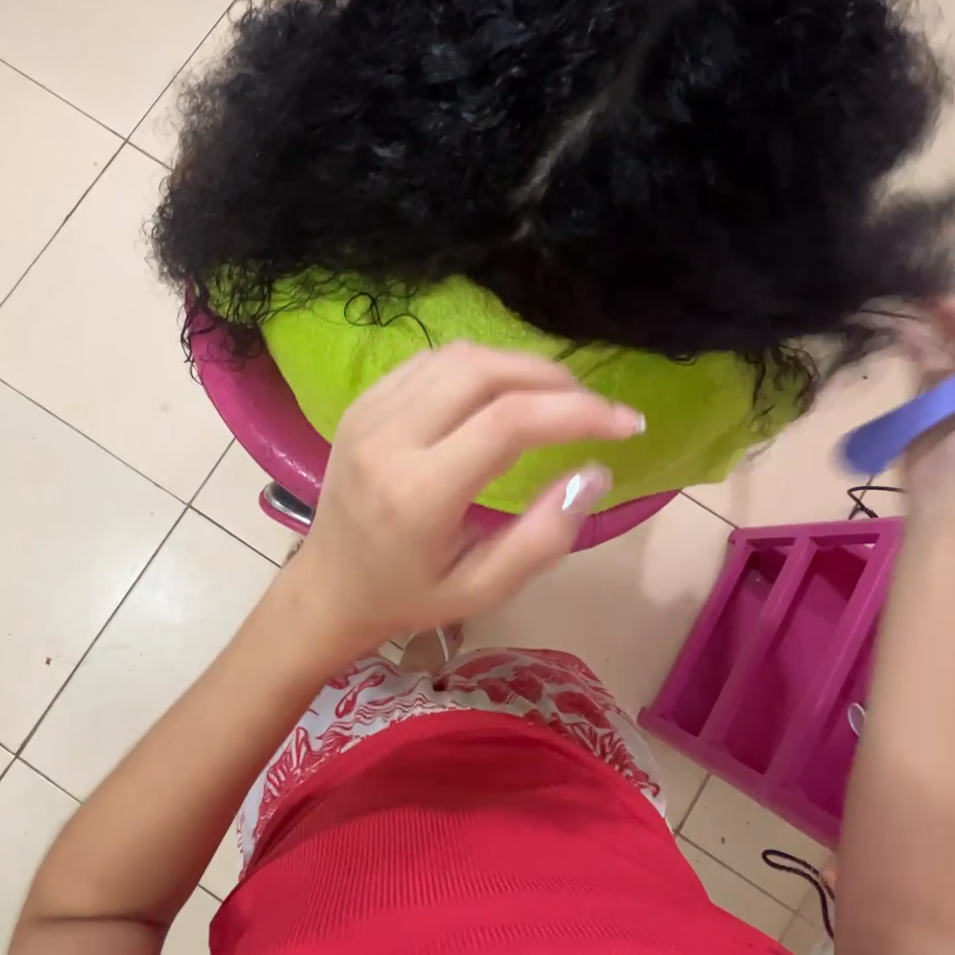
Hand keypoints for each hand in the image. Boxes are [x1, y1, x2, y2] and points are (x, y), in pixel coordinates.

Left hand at [269, 343, 642, 658]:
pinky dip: (478, 366)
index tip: (627, 423)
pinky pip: (430, 362)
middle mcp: (388, 438)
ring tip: (556, 398)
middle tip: (592, 406)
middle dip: (553, 377)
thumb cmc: (408, 597)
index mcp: (418, 492)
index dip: (579, 412)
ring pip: (458, 357)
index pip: (509, 422)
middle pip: (484, 371)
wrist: (327, 587)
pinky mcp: (362, 403)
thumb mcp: (481, 589)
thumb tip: (595, 473)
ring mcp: (369, 413)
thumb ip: (543, 536)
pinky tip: (501, 392)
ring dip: (517, 366)